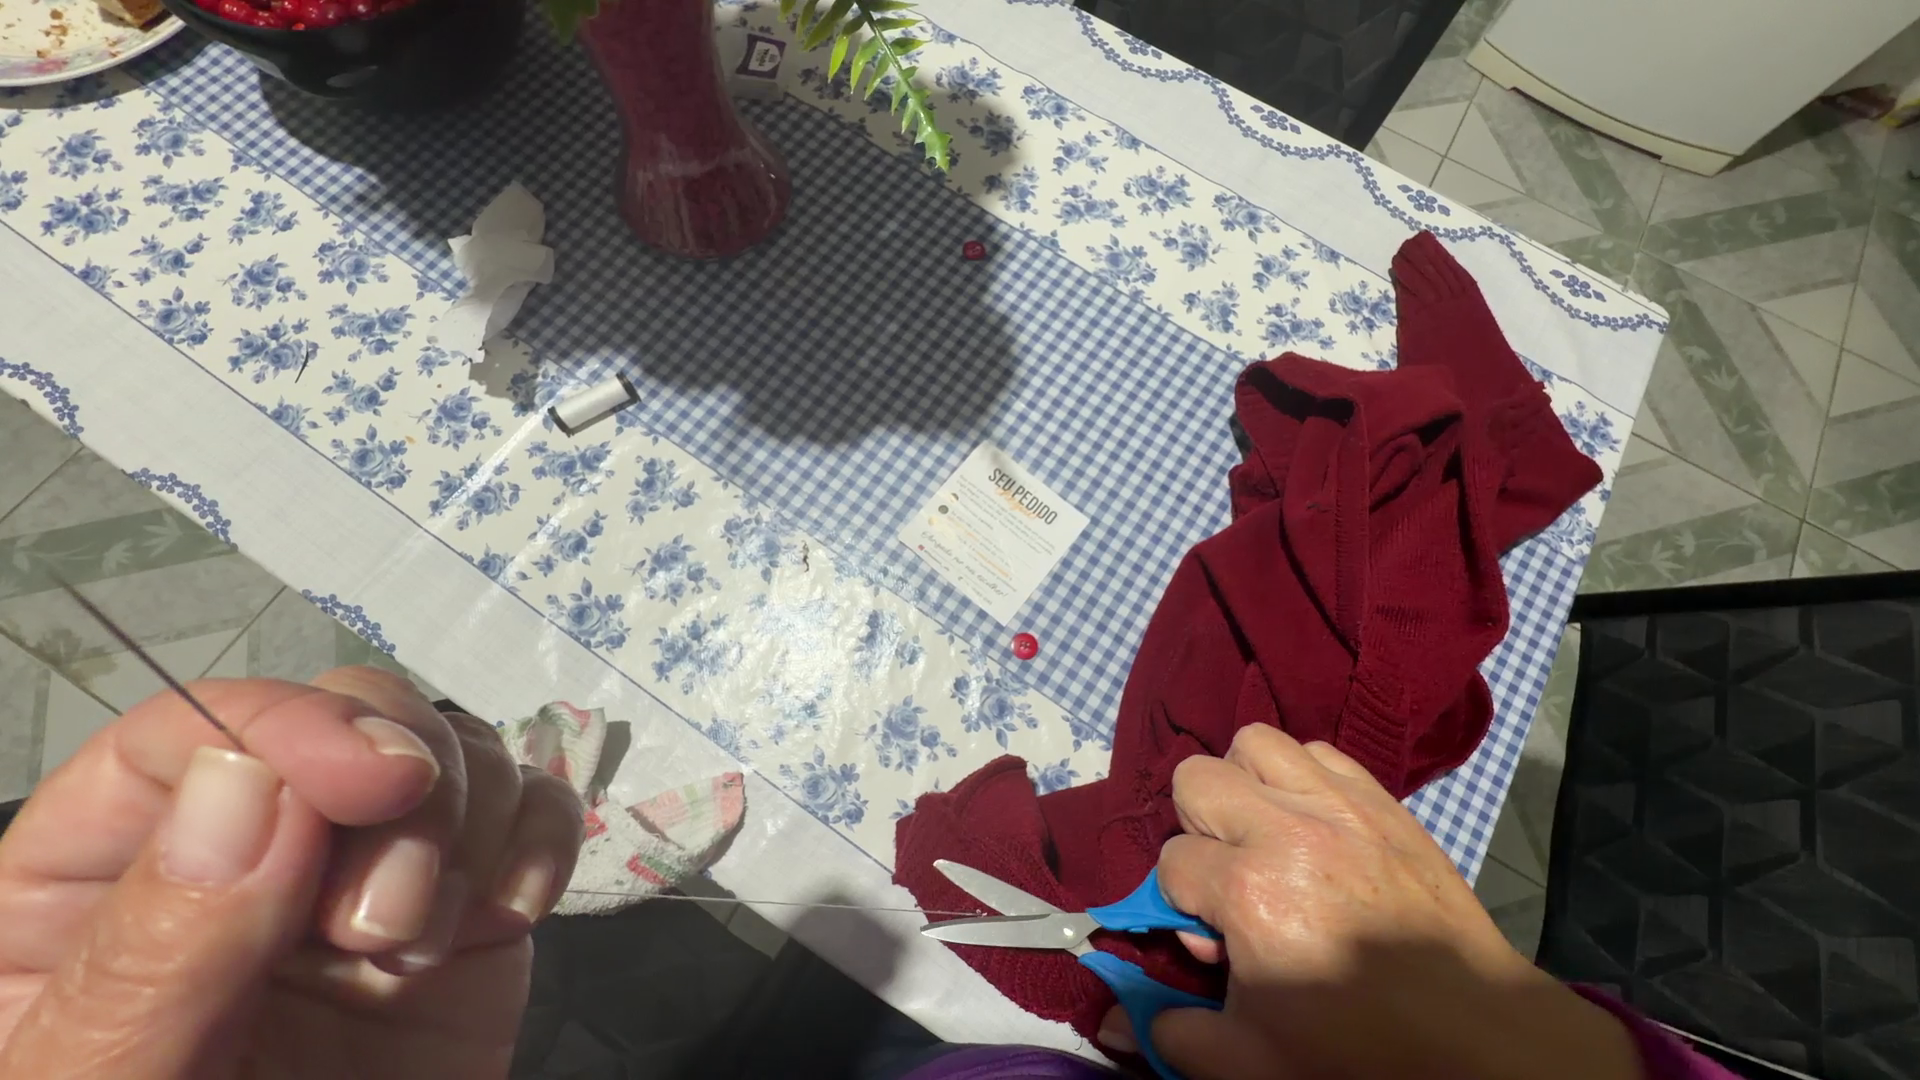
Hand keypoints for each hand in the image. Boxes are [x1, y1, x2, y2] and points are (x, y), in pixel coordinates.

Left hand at [0, 667, 584, 1078]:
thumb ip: (151, 958)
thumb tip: (246, 781)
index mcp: (115, 879)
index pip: (197, 729)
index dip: (296, 726)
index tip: (378, 784)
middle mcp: (269, 846)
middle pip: (366, 715)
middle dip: (411, 795)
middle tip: (387, 926)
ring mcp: (388, 865)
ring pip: (465, 750)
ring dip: (476, 828)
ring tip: (437, 946)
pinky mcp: (481, 893)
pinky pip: (540, 806)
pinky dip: (544, 840)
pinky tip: (513, 919)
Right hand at [1100, 726, 1638, 1079]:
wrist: (1483, 1042)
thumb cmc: (1363, 1053)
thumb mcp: (1256, 1065)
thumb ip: (1177, 1034)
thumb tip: (1121, 1018)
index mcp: (1250, 890)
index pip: (1172, 862)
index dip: (1182, 902)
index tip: (1215, 937)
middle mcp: (1285, 828)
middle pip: (1197, 779)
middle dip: (1199, 827)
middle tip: (1232, 870)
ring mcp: (1336, 804)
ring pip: (1254, 743)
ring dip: (1246, 783)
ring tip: (1266, 830)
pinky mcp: (1379, 798)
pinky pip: (1317, 751)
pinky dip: (1301, 775)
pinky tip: (1312, 820)